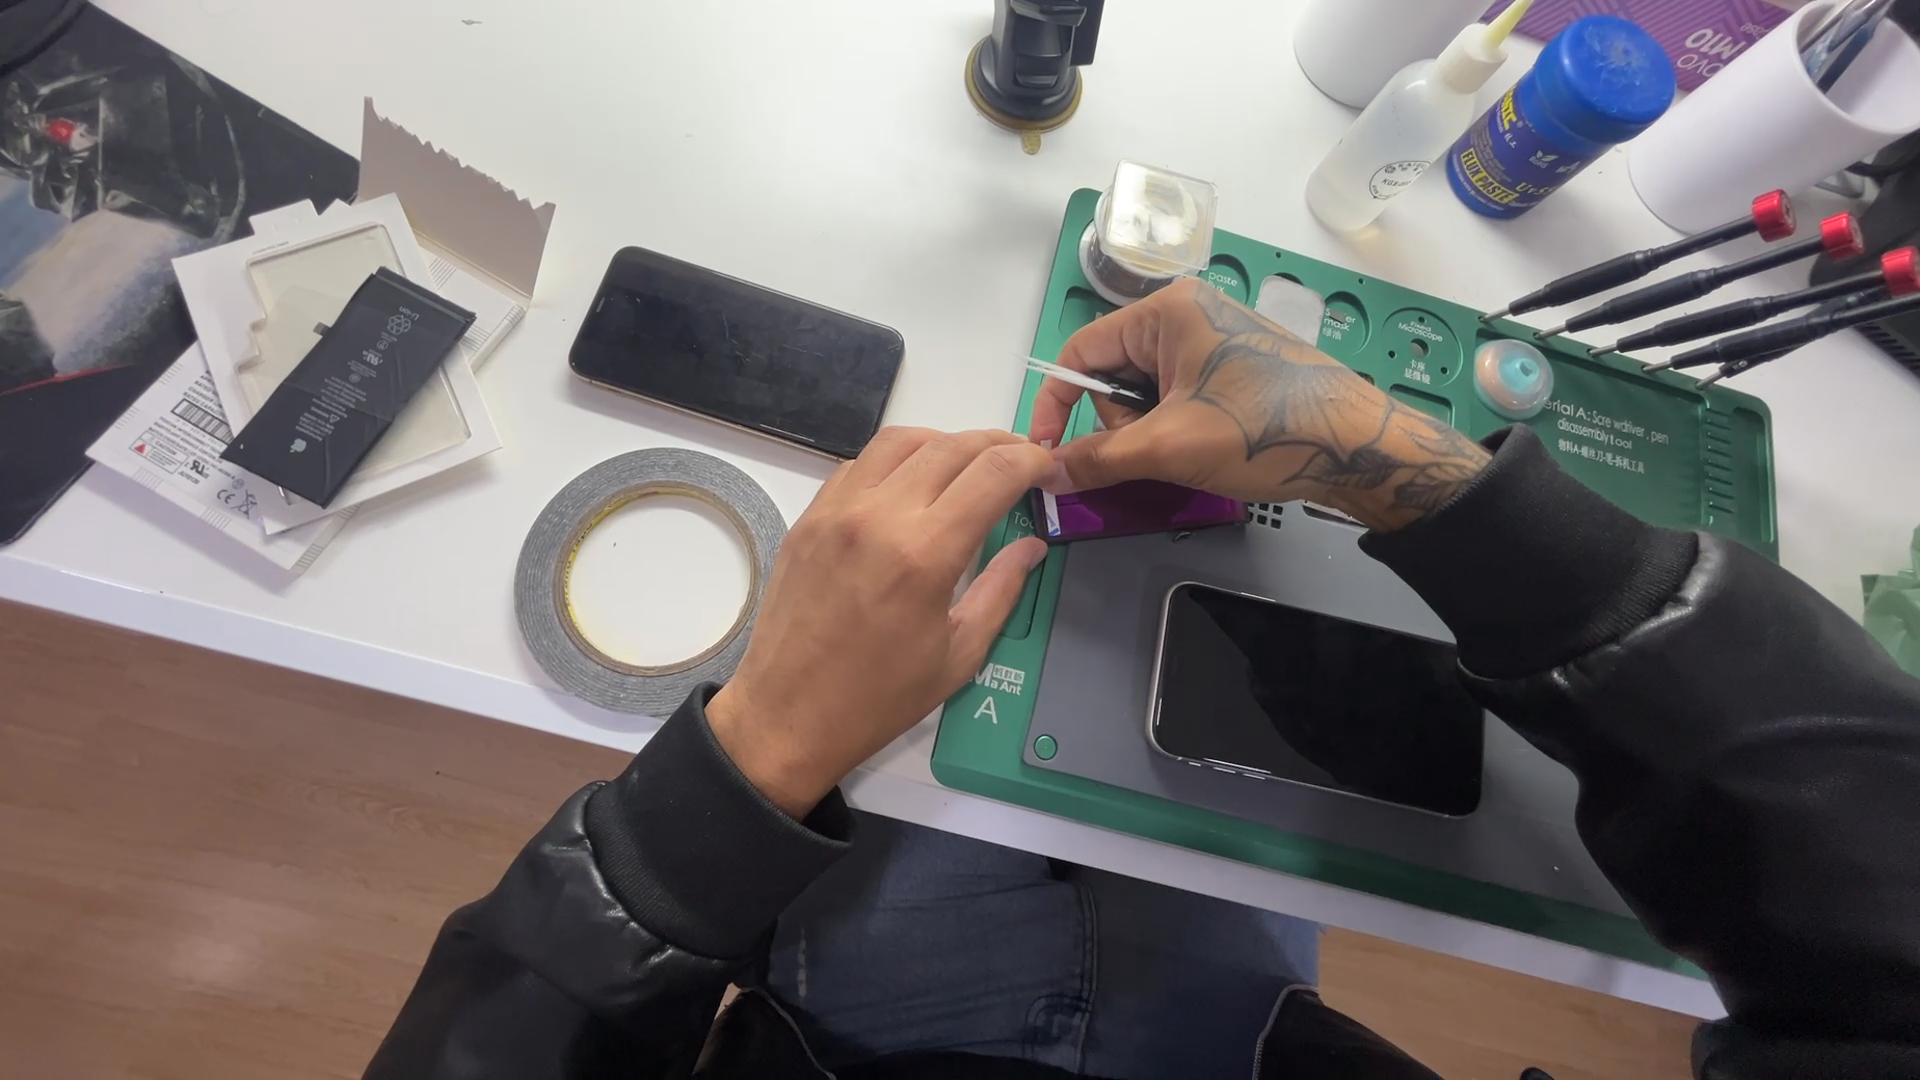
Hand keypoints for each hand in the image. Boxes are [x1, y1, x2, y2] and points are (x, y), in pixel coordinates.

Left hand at [707, 429, 1051, 817]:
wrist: (787, 715)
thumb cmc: (880, 697)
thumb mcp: (959, 654)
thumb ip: (1002, 589)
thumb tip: (1032, 545)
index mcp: (924, 554)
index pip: (994, 473)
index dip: (1033, 460)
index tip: (1048, 468)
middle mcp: (879, 515)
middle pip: (953, 445)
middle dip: (999, 444)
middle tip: (1021, 461)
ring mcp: (837, 510)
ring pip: (902, 440)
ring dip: (946, 442)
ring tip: (969, 465)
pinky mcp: (810, 516)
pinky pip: (861, 463)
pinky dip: (897, 459)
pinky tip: (912, 484)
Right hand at [1030, 279, 1488, 531]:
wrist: (1360, 449)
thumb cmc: (1261, 432)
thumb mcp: (1167, 447)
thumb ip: (1095, 458)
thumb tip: (1043, 472)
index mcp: (1166, 311)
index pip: (1079, 351)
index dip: (1055, 404)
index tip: (1047, 452)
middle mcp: (1185, 313)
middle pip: (1110, 373)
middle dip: (1118, 420)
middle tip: (1152, 448)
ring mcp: (1211, 339)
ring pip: (1141, 391)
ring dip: (1146, 429)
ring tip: (1185, 448)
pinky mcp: (1229, 365)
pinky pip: (1172, 395)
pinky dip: (1170, 426)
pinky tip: (1200, 444)